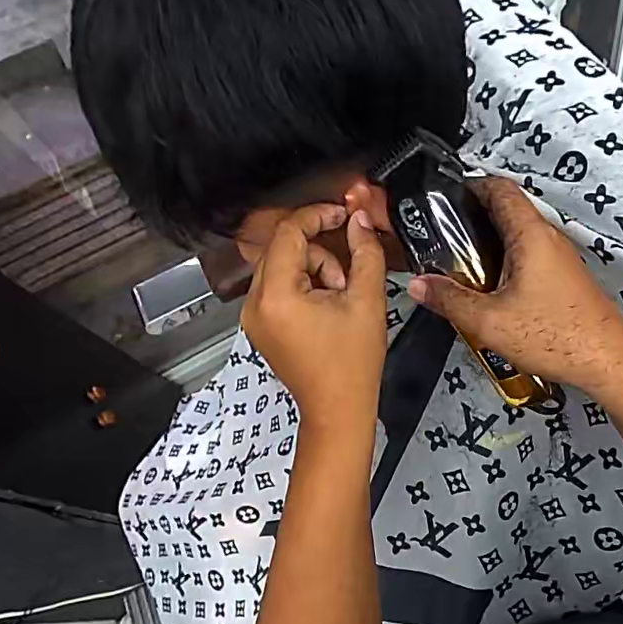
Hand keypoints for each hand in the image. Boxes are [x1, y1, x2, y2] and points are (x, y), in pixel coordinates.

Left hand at [242, 203, 387, 430]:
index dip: (318, 216)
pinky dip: (304, 288)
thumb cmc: (351, 367)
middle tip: (348, 278)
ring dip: (314, 271)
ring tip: (340, 300)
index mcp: (277, 296)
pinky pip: (278, 289)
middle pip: (284, 249)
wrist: (338, 409)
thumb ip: (366, 253)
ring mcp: (255, 318)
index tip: (342, 214)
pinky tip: (327, 309)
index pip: (289, 233)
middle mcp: (255, 305)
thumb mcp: (368, 302)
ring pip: (282, 268)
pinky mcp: (261, 327)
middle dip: (321, 254)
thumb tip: (359, 222)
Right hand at [408, 176, 622, 396]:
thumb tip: (421, 286)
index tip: (446, 198)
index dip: (470, 186)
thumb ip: (450, 300)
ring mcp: (561, 260)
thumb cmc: (558, 336)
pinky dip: (509, 267)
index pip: (500, 188)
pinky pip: (532, 260)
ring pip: (520, 239)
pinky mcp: (566, 281)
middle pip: (509, 212)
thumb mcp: (489, 321)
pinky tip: (494, 295)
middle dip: (475, 220)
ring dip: (492, 247)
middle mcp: (550, 239)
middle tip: (445, 240)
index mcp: (531, 235)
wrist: (607, 361)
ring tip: (464, 270)